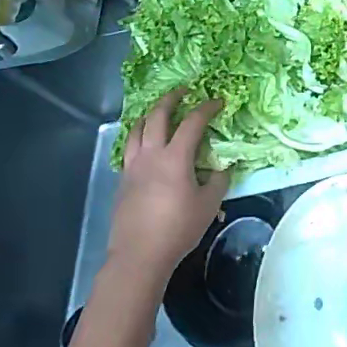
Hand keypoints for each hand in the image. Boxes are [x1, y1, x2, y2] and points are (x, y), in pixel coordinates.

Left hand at [107, 87, 229, 279]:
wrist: (139, 255)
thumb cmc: (177, 229)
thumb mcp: (208, 206)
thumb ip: (218, 181)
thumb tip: (224, 166)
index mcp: (175, 157)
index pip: (192, 122)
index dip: (206, 108)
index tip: (217, 101)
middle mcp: (151, 154)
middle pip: (158, 115)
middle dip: (172, 98)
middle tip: (183, 91)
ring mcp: (133, 165)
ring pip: (137, 128)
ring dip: (150, 114)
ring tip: (158, 111)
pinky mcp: (123, 179)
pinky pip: (129, 147)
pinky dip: (138, 136)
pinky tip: (144, 143)